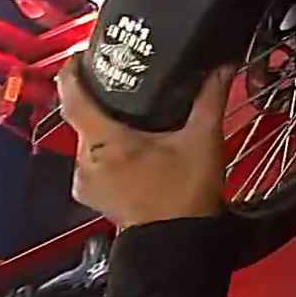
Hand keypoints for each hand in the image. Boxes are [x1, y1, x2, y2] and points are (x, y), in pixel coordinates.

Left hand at [56, 61, 236, 229]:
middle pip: (85, 119)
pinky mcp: (94, 194)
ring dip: (109, 126)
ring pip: (91, 140)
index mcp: (105, 143)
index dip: (73, 73)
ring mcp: (86, 181)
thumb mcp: (203, 138)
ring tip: (137, 112)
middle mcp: (85, 161)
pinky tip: (136, 144)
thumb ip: (210, 98)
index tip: (82, 55)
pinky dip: (110, 147)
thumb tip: (223, 67)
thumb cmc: (187, 190)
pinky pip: (95, 160)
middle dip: (104, 100)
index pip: (74, 99)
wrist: (178, 241)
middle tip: (129, 81)